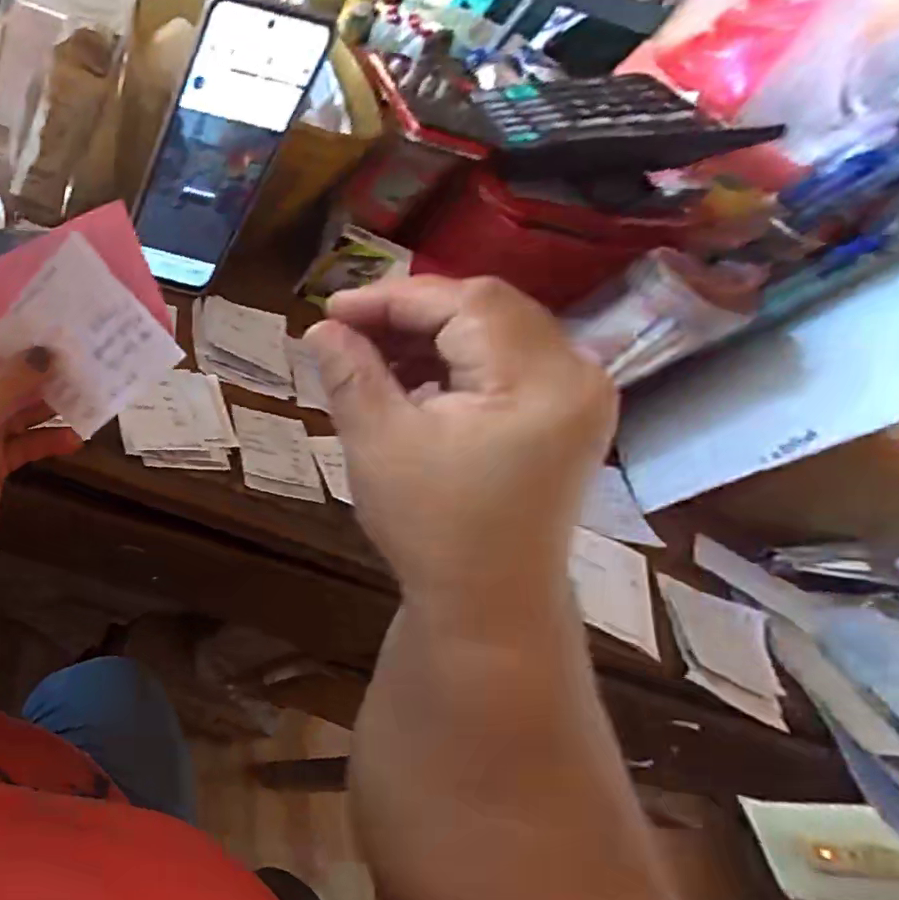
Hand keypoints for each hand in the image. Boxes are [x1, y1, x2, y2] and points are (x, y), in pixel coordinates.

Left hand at [0, 348, 82, 560]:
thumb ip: (8, 381)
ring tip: (88, 388)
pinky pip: (26, 443)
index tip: (49, 314)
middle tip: (82, 349)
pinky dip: (48, 439)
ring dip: (49, 402)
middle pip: (3, 374)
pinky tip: (75, 438)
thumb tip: (45, 351)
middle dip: (39, 365)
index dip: (9, 327)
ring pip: (19, 408)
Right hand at [305, 276, 614, 593]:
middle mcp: (577, 374)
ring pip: (496, 335)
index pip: (466, 302)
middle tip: (347, 330)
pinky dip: (456, 364)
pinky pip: (506, 366)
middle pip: (488, 310)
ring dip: (431, 337)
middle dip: (411, 314)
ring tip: (371, 356)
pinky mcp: (564, 419)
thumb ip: (351, 374)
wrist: (485, 601)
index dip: (393, 298)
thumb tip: (321, 328)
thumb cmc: (430, 526)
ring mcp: (578, 397)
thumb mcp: (378, 443)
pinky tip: (412, 383)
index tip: (332, 310)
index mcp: (540, 379)